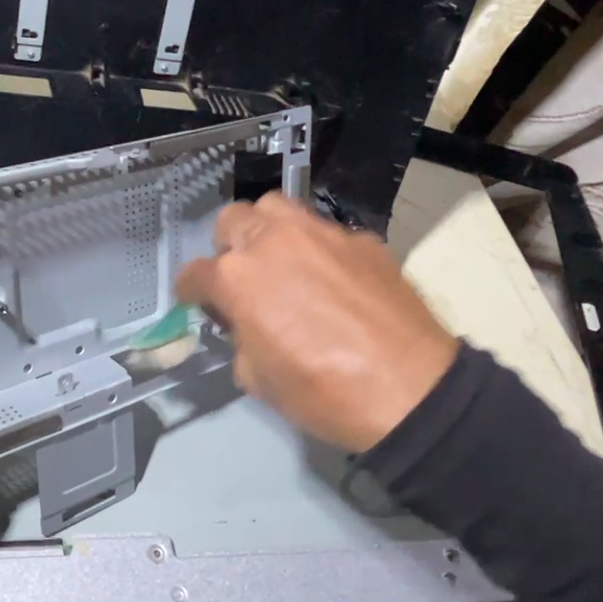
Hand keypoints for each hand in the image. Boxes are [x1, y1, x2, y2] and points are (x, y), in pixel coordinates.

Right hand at [174, 193, 458, 452]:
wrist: (411, 391)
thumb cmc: (323, 393)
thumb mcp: (259, 380)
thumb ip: (240, 340)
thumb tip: (245, 327)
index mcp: (237, 278)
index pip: (195, 273)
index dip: (191, 291)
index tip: (196, 301)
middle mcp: (272, 242)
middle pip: (231, 221)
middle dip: (228, 247)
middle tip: (242, 277)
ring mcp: (320, 234)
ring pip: (276, 209)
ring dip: (268, 231)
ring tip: (282, 262)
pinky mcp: (360, 239)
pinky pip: (325, 233)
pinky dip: (317, 250)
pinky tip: (334, 281)